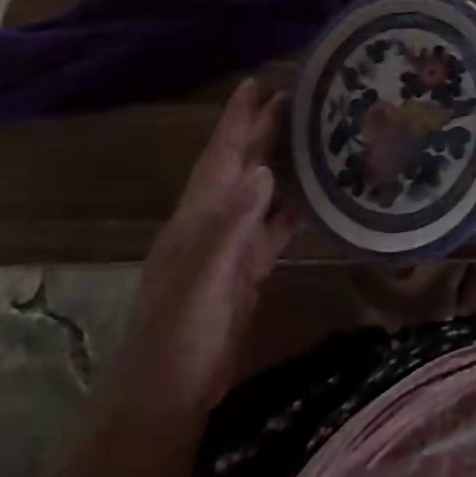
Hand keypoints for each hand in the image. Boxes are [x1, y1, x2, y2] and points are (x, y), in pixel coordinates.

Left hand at [109, 78, 299, 416]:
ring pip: (256, 196)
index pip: (219, 156)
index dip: (236, 120)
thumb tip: (263, 170)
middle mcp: (211, 224)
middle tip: (290, 97)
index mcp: (197, 217)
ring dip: (276, 165)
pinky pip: (269, 232)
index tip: (255, 83)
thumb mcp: (205, 277)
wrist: (168, 393)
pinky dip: (287, 212)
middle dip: (259, 132)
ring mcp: (228, 250)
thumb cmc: (181, 334)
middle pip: (239, 168)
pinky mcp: (244, 275)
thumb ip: (233, 225)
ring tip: (304, 138)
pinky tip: (307, 201)